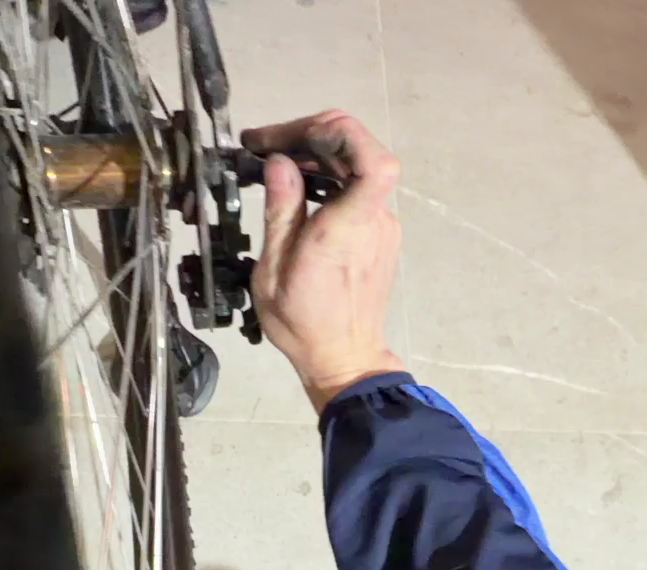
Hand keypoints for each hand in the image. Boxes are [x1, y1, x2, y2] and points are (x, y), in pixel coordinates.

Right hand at [243, 111, 405, 412]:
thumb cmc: (303, 325)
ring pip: (357, 167)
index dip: (342, 134)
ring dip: (317, 154)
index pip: (374, 163)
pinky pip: (358, 189)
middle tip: (264, 145)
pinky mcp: (380, 234)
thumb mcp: (274, 273)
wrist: (344, 359)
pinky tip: (299, 189)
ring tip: (274, 162)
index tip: (298, 137)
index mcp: (347, 230)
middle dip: (310, 134)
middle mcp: (374, 222)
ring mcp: (382, 227)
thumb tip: (279, 162)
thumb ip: (280, 212)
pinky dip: (329, 178)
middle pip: (359, 151)